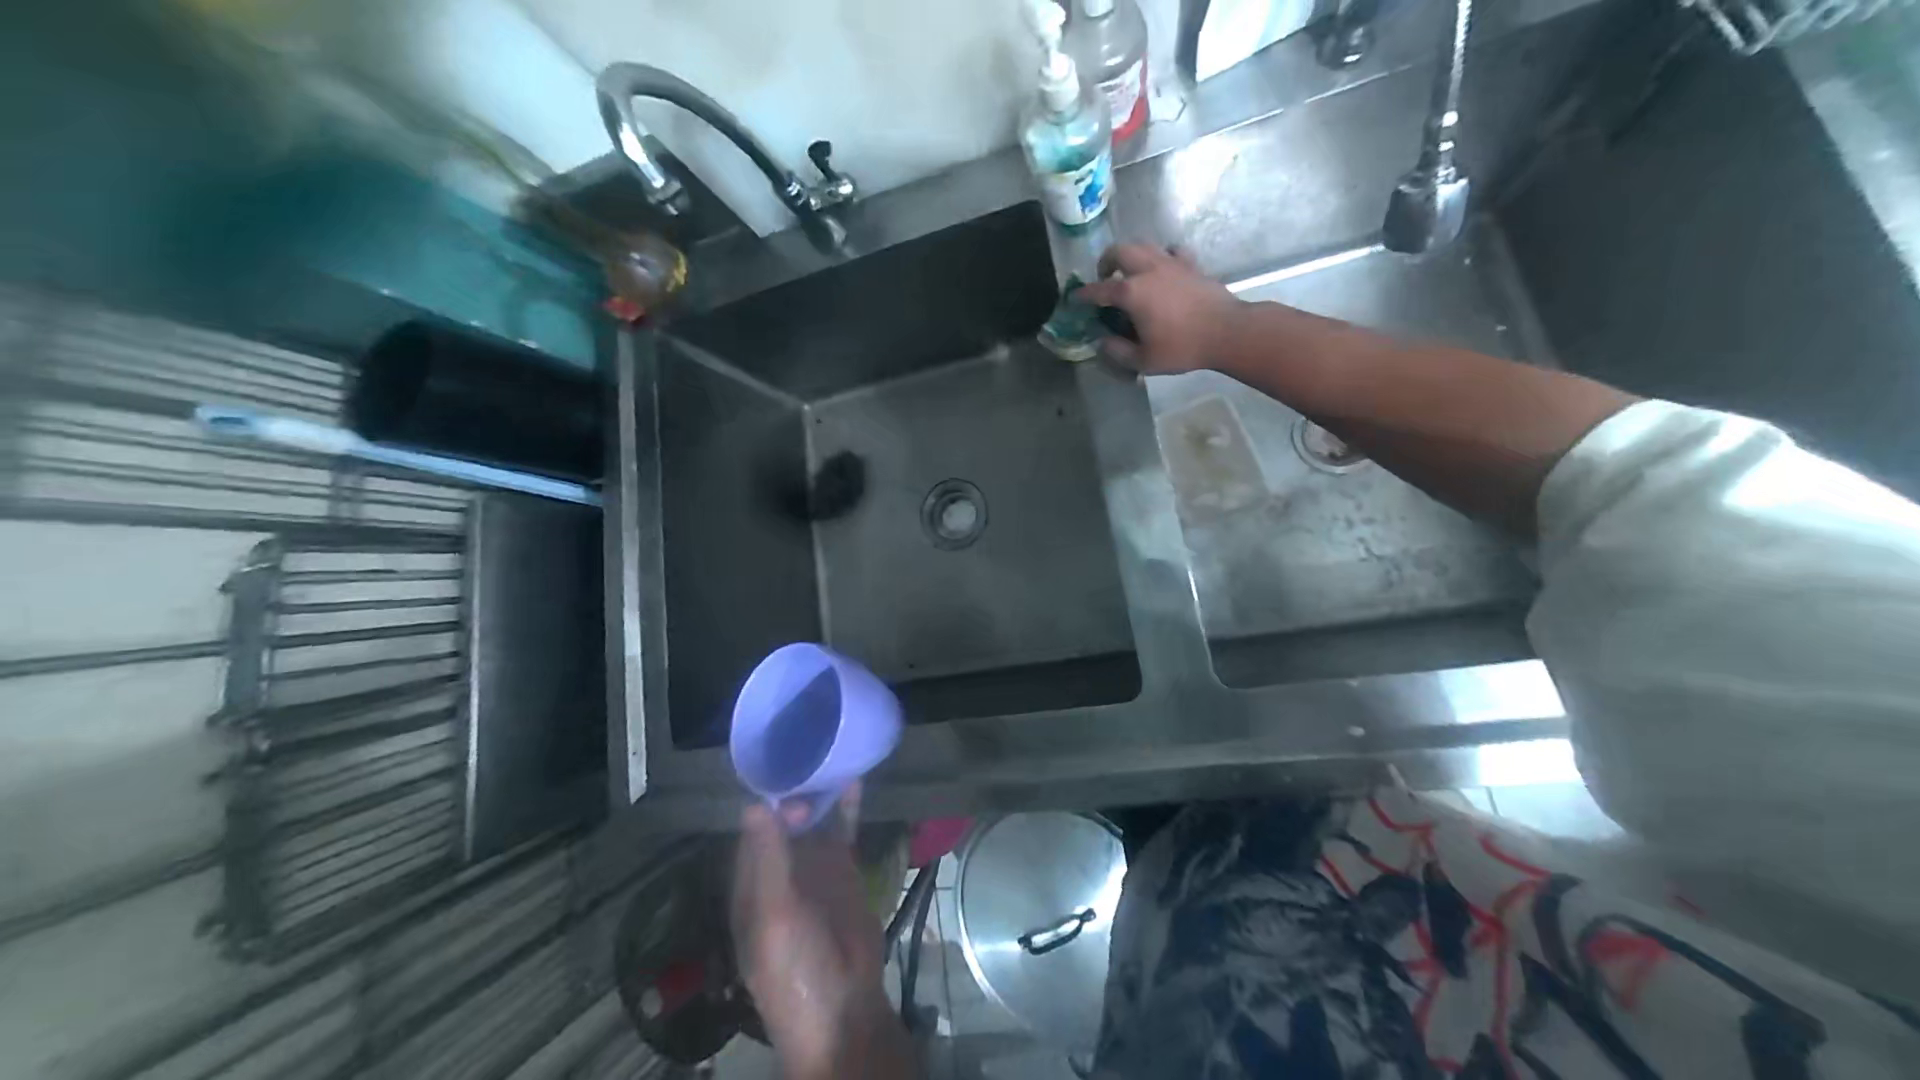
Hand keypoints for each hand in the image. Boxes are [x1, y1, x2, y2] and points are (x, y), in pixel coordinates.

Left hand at [730, 787, 913, 1079]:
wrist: (844, 1006)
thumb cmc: (794, 967)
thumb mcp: (773, 916)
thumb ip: (767, 861)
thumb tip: (753, 806)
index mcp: (751, 883)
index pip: (751, 831)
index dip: (764, 802)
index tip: (781, 772)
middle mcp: (779, 869)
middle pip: (782, 820)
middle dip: (793, 793)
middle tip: (811, 769)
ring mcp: (813, 868)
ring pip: (812, 821)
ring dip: (818, 794)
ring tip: (829, 756)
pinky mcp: (843, 870)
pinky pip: (842, 832)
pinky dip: (846, 808)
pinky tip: (853, 781)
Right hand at [1074, 244, 1244, 373]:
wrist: (1226, 332)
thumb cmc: (1181, 347)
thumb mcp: (1143, 360)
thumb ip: (1117, 351)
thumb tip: (1102, 342)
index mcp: (1131, 292)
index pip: (1099, 290)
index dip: (1084, 295)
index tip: (1075, 298)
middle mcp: (1148, 270)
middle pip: (1120, 251)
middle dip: (1106, 261)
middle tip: (1104, 276)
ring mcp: (1172, 263)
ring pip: (1145, 245)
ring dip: (1132, 254)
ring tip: (1130, 270)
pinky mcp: (1191, 265)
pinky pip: (1172, 251)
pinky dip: (1162, 256)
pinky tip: (1163, 268)